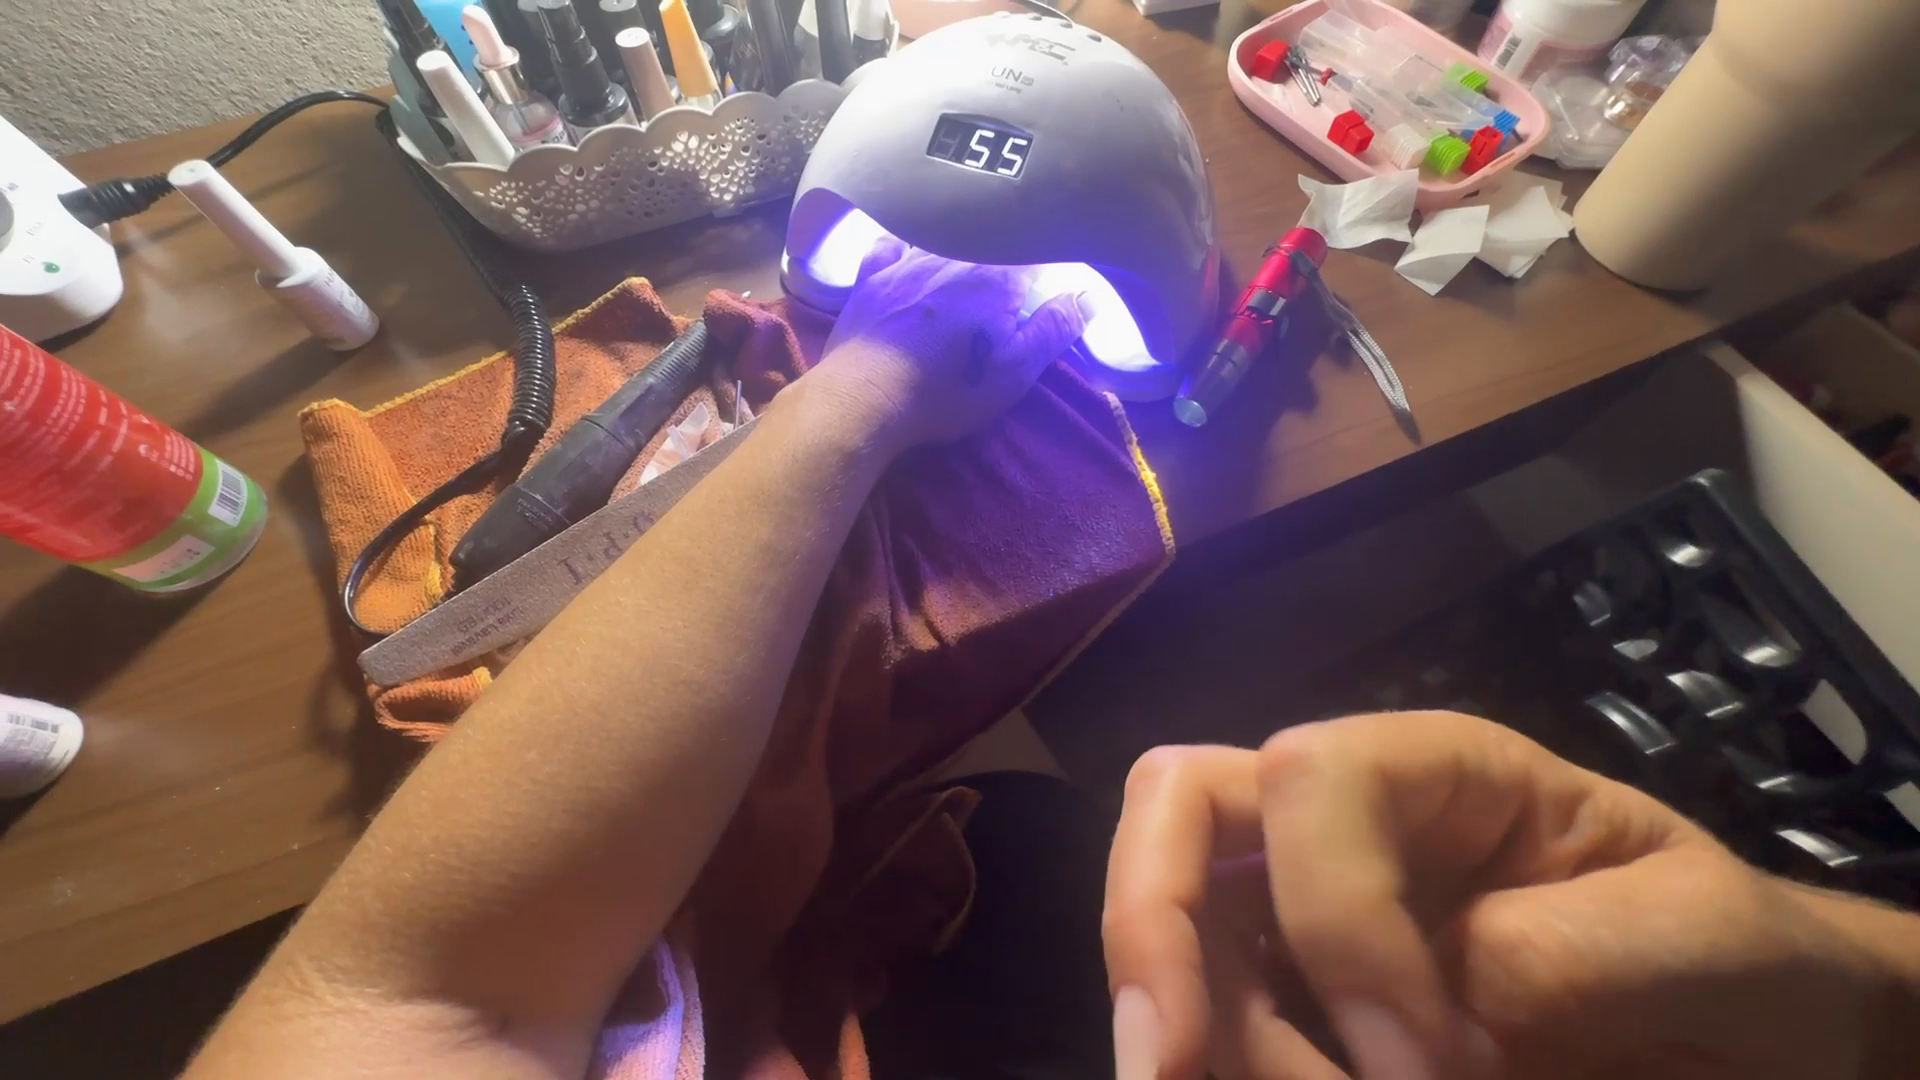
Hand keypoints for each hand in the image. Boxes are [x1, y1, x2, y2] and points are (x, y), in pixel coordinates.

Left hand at [805, 240, 1089, 450]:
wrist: (866, 397)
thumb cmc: (947, 390)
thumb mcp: (1015, 372)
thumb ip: (1054, 330)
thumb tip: (1088, 297)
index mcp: (996, 277)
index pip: (1033, 258)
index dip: (1043, 272)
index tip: (1042, 289)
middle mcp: (953, 257)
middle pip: (988, 246)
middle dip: (1002, 260)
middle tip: (1004, 290)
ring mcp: (907, 264)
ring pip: (942, 241)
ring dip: (957, 251)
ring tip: (963, 267)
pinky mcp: (871, 280)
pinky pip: (891, 249)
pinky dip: (903, 251)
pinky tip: (906, 257)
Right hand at [1103, 712, 1919, 1079]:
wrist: (1729, 1020)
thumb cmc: (1723, 956)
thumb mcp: (1700, 944)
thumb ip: (1567, 957)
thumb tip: (1415, 1032)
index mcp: (1421, 763)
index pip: (1307, 779)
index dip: (1333, 917)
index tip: (1415, 1071)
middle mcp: (1325, 808)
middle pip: (1174, 803)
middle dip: (1153, 923)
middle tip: (1163, 1067)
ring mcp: (1286, 884)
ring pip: (1167, 903)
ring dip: (1189, 1020)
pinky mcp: (1277, 964)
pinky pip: (1202, 986)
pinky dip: (1211, 1052)